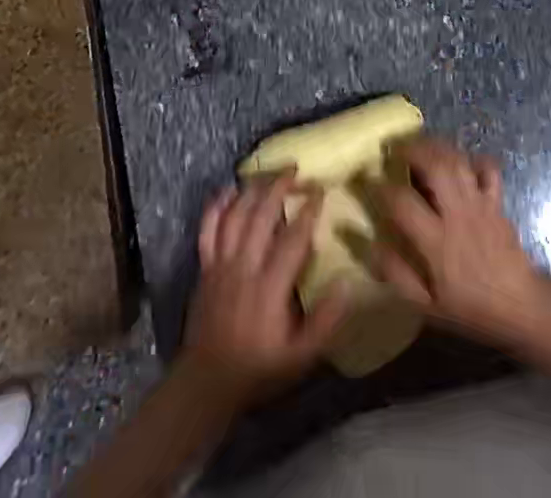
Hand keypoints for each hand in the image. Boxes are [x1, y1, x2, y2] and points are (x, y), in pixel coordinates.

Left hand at [180, 170, 347, 407]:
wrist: (207, 380)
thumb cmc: (260, 367)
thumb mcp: (301, 357)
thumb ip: (325, 322)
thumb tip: (346, 284)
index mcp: (269, 288)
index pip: (292, 239)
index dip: (307, 212)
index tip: (320, 190)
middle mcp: (243, 268)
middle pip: (260, 217)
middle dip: (278, 187)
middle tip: (294, 169)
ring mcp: (220, 265)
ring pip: (234, 217)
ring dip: (251, 190)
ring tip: (267, 172)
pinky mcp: (205, 268)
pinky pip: (207, 230)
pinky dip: (216, 207)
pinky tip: (227, 190)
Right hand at [373, 141, 550, 350]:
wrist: (521, 307)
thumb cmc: (470, 307)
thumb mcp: (426, 305)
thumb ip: (397, 273)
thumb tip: (372, 244)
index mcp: (437, 241)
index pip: (402, 202)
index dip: (381, 187)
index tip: (367, 180)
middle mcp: (458, 215)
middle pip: (436, 167)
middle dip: (412, 150)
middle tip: (394, 148)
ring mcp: (480, 205)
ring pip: (458, 162)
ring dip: (436, 147)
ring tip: (419, 145)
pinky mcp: (497, 202)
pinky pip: (488, 169)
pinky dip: (473, 159)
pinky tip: (459, 162)